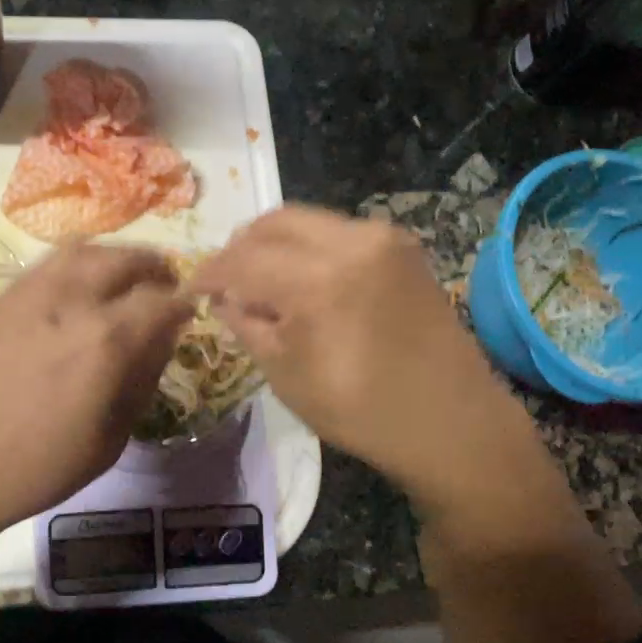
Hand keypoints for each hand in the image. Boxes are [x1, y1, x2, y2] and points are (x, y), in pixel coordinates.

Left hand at [0, 241, 191, 537]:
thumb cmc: (36, 469)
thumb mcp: (109, 439)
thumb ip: (141, 380)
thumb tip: (161, 341)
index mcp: (106, 340)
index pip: (163, 300)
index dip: (186, 303)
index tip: (192, 313)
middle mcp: (71, 301)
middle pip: (126, 259)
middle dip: (155, 268)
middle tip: (164, 286)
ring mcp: (28, 293)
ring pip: (84, 250)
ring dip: (114, 258)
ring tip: (123, 279)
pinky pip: (47, 264)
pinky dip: (76, 265)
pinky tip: (76, 291)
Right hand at [193, 206, 496, 493]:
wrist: (450, 421)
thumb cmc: (361, 412)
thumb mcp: (287, 377)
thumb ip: (248, 327)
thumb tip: (223, 298)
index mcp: (318, 281)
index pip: (243, 259)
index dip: (210, 272)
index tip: (191, 289)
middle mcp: (353, 242)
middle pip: (275, 223)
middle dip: (241, 247)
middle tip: (224, 280)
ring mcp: (384, 239)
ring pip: (307, 221)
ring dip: (275, 244)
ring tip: (260, 280)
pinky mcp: (404, 247)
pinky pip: (339, 232)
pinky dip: (310, 248)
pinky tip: (302, 280)